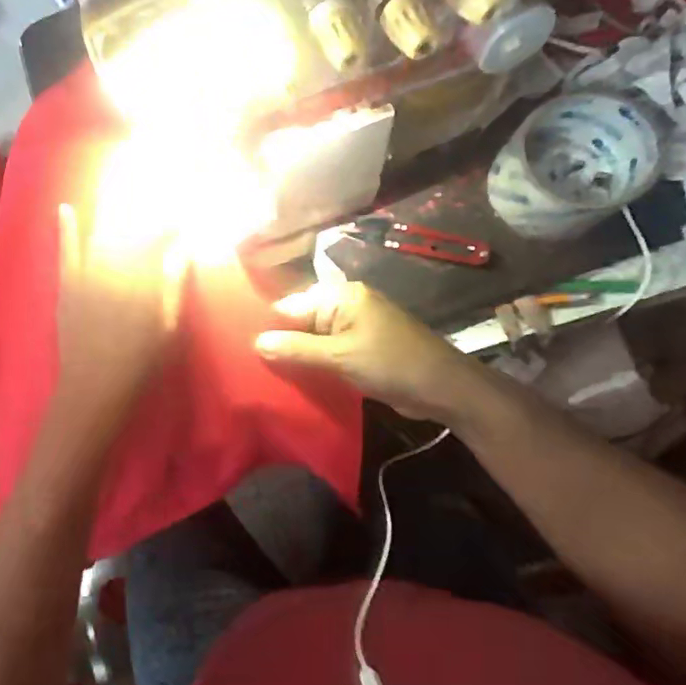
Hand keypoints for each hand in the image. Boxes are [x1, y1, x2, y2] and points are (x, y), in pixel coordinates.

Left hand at [55, 200, 184, 416]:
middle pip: (127, 230)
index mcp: (144, 280)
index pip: (157, 239)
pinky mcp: (67, 286)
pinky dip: (66, 229)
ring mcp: (87, 276)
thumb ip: (175, 287)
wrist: (94, 386)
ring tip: (115, 189)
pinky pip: (66, 251)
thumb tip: (183, 252)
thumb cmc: (140, 362)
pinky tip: (65, 208)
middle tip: (145, 191)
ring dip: (108, 212)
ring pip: (100, 236)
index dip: (168, 224)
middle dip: (138, 208)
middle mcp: (115, 270)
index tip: (178, 216)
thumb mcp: (169, 328)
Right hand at [255, 281, 465, 420]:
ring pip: (313, 338)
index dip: (267, 325)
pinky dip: (314, 363)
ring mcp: (355, 327)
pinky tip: (294, 378)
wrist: (443, 388)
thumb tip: (255, 342)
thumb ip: (296, 349)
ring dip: (296, 355)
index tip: (242, 345)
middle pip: (300, 320)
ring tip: (266, 373)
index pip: (291, 305)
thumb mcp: (339, 357)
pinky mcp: (361, 348)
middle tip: (250, 364)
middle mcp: (347, 305)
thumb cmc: (391, 364)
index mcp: (342, 296)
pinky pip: (327, 351)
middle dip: (279, 341)